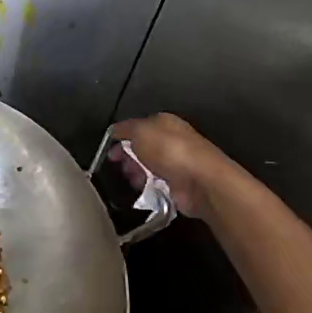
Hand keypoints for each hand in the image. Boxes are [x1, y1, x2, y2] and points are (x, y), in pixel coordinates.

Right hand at [109, 113, 245, 219]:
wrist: (200, 181)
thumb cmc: (170, 150)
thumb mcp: (140, 131)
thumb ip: (124, 128)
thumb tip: (114, 131)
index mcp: (164, 123)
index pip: (136, 128)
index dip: (121, 138)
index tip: (111, 152)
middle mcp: (171, 140)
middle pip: (140, 149)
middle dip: (128, 159)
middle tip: (125, 166)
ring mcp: (175, 163)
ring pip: (145, 168)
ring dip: (136, 174)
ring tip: (136, 179)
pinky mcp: (177, 184)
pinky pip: (154, 184)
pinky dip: (147, 187)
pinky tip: (146, 189)